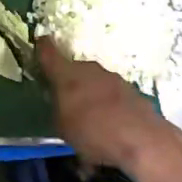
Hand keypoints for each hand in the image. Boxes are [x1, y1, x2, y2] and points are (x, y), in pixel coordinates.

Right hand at [38, 37, 181, 173]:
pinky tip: (110, 128)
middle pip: (74, 70)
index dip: (42, 46)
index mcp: (66, 74)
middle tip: (65, 101)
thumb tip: (60, 102)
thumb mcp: (62, 127)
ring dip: (90, 95)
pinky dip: (108, 107)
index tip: (39, 41)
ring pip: (95, 83)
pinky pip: (112, 96)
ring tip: (90, 121)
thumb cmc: (92, 131)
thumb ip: (57, 109)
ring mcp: (114, 78)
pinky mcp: (132, 92)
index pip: (48, 52)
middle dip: (69, 82)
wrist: (142, 139)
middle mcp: (89, 69)